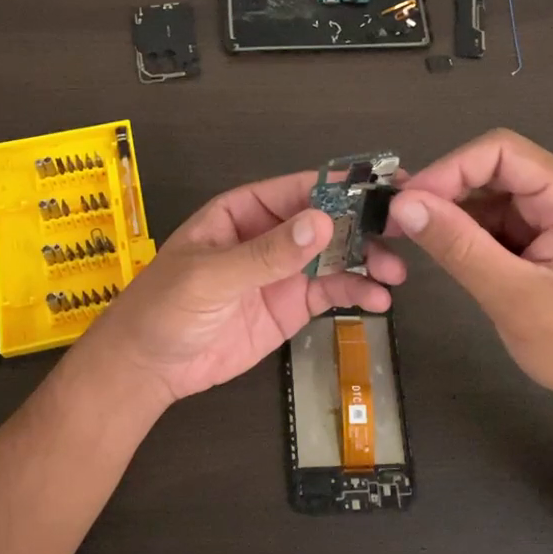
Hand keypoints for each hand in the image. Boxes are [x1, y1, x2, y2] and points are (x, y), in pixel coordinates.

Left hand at [76, 171, 403, 402]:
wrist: (148, 367)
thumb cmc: (166, 307)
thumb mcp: (212, 276)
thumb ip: (267, 253)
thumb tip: (323, 222)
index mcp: (244, 211)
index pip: (299, 189)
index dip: (341, 186)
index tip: (383, 186)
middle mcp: (269, 234)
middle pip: (326, 220)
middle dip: (364, 223)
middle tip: (404, 230)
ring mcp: (283, 271)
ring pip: (335, 255)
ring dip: (367, 259)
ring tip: (396, 271)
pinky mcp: (291, 306)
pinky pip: (330, 291)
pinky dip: (357, 291)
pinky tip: (379, 299)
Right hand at [386, 129, 552, 426]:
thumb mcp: (517, 300)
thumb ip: (460, 248)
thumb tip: (402, 204)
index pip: (502, 152)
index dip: (449, 169)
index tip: (406, 202)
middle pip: (492, 169)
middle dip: (444, 191)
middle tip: (396, 221)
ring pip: (487, 195)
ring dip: (450, 213)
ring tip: (407, 236)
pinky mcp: (541, 239)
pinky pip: (493, 221)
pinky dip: (463, 233)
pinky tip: (440, 251)